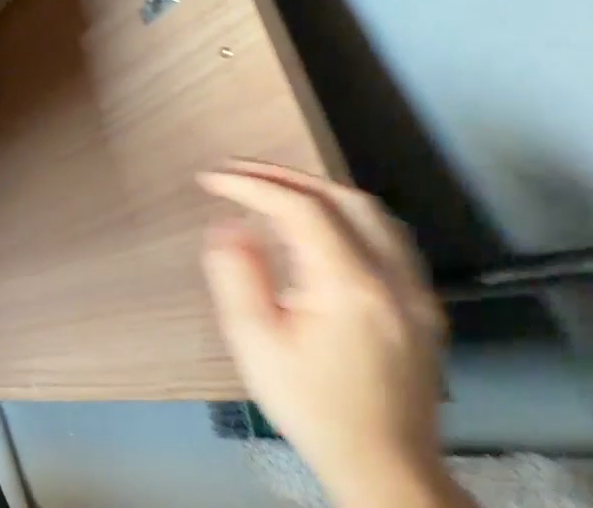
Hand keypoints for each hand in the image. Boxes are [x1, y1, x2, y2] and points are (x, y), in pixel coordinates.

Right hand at [199, 162, 463, 506]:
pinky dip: (346, 214)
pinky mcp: (423, 307)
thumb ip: (237, 274)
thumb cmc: (308, 403)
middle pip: (345, 200)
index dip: (251, 184)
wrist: (381, 461)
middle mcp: (394, 282)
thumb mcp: (253, 340)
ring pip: (375, 214)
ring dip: (318, 190)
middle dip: (285, 176)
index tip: (209, 179)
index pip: (301, 208)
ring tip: (272, 188)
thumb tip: (227, 225)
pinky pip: (389, 238)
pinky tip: (317, 224)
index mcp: (350, 288)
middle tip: (236, 172)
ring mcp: (416, 294)